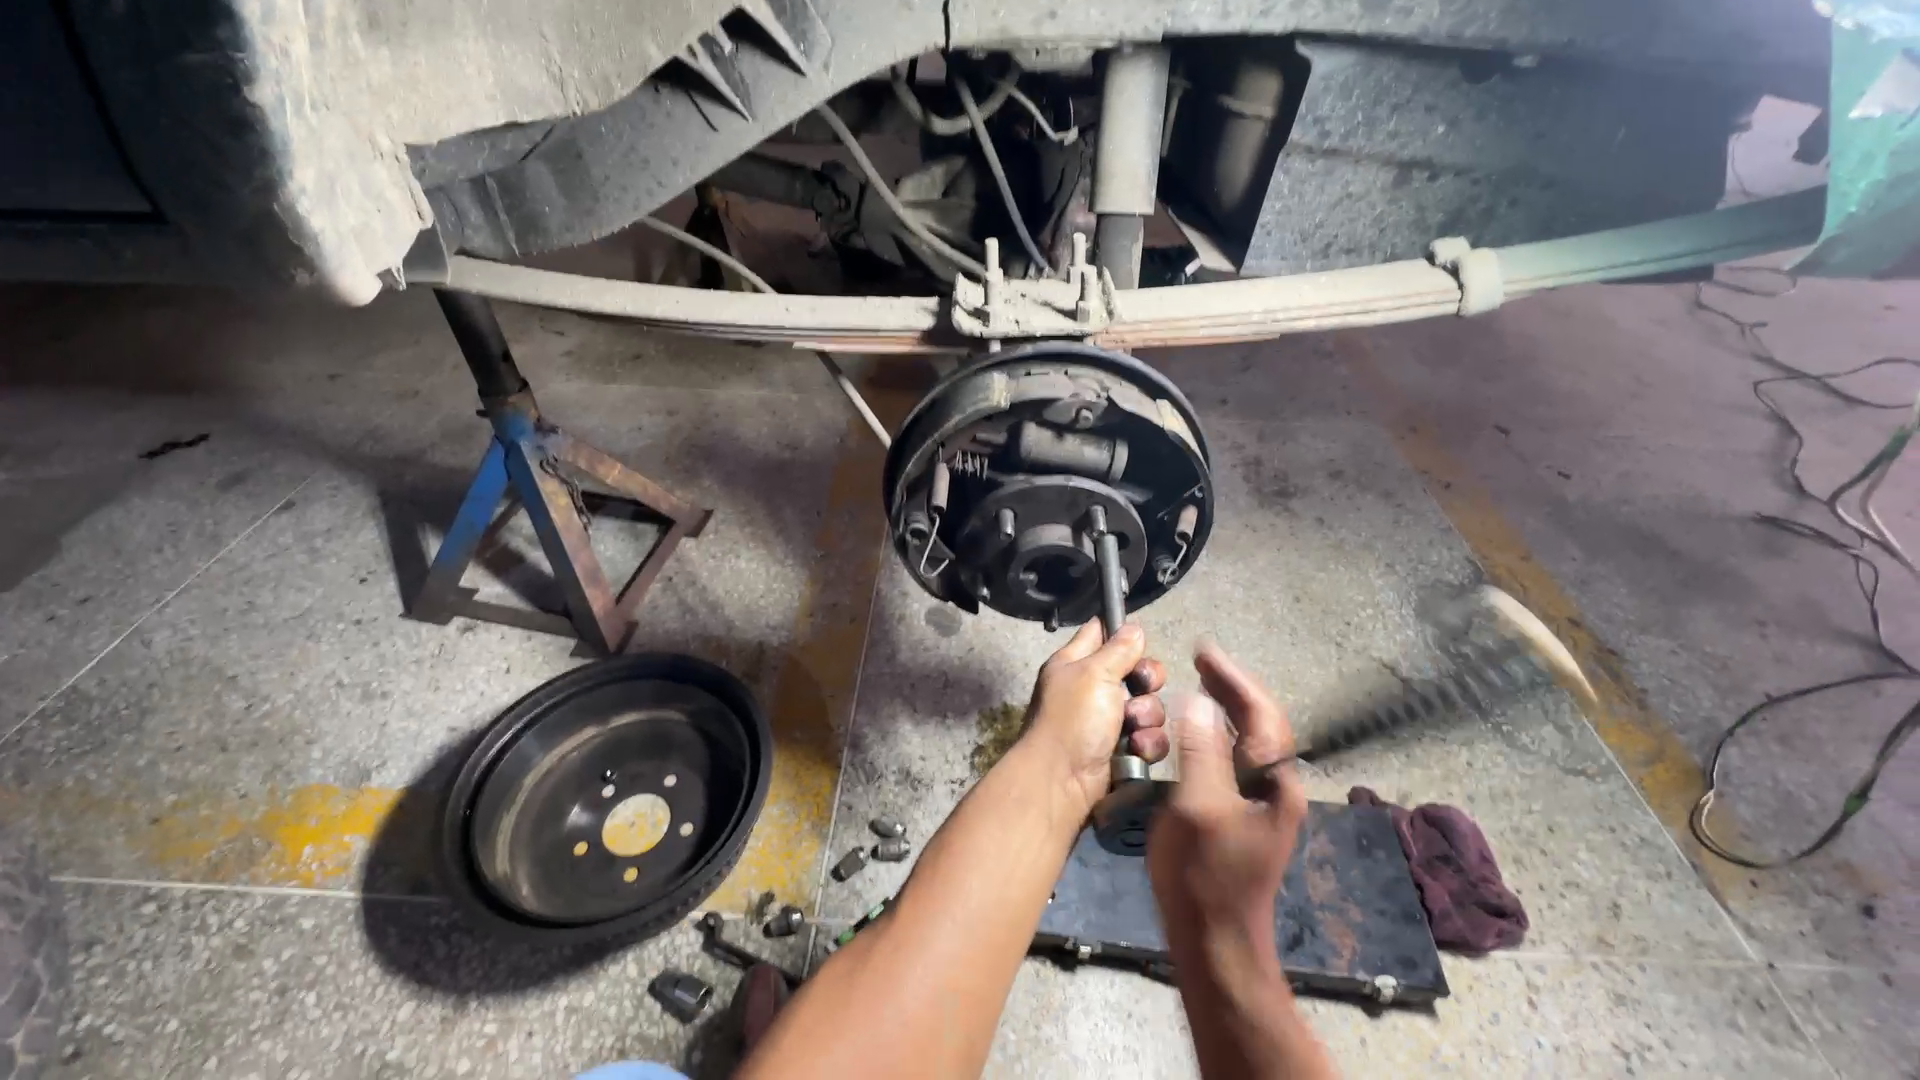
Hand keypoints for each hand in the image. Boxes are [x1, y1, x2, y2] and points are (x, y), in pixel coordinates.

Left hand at [1018, 620, 1168, 812]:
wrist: (1063, 780)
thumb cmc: (1073, 719)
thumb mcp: (1094, 673)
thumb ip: (1118, 649)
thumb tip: (1133, 628)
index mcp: (1075, 663)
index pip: (1101, 632)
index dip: (1122, 633)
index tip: (1138, 639)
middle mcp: (1091, 688)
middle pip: (1136, 670)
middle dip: (1146, 680)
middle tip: (1141, 686)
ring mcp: (1107, 720)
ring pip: (1148, 705)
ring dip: (1147, 716)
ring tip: (1132, 727)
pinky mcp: (1122, 749)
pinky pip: (1149, 736)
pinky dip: (1147, 743)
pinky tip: (1137, 749)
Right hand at [1148, 642, 1307, 950]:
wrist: (1214, 942)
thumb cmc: (1207, 875)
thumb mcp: (1200, 808)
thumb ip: (1202, 752)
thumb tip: (1198, 704)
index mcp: (1275, 784)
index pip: (1262, 715)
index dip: (1234, 679)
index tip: (1204, 651)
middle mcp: (1273, 789)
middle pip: (1259, 724)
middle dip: (1232, 688)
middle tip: (1200, 660)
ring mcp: (1256, 805)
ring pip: (1246, 742)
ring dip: (1223, 710)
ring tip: (1197, 686)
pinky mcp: (1236, 818)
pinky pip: (1229, 762)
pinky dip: (1212, 737)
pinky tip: (1192, 734)